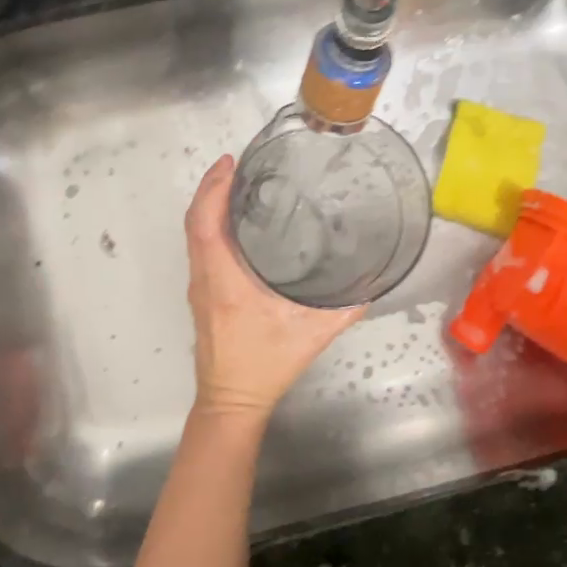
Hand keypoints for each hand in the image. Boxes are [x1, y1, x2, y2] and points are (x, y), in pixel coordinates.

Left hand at [183, 155, 364, 417]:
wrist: (230, 402)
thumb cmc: (265, 367)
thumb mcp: (310, 336)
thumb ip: (342, 309)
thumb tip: (372, 283)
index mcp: (223, 282)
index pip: (205, 225)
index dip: (213, 190)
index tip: (229, 164)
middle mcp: (204, 279)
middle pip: (195, 223)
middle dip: (211, 188)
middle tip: (236, 164)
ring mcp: (199, 287)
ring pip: (194, 235)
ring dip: (209, 206)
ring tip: (236, 184)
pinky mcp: (202, 295)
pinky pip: (200, 248)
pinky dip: (210, 224)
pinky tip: (236, 220)